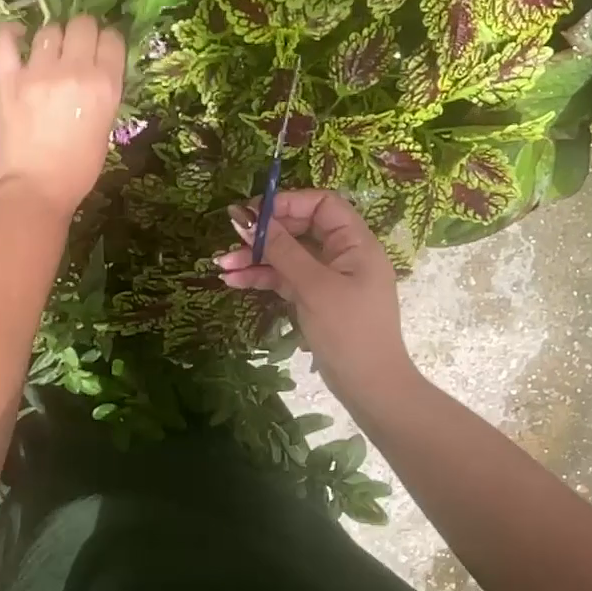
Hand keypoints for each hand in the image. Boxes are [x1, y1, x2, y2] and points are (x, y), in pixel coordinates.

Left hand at [0, 15, 124, 219]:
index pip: (112, 39)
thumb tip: (95, 70)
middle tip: (74, 50)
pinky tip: (17, 35)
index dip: (106, 41)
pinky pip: (4, 40)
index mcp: (105, 85)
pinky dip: (10, 32)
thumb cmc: (77, 169)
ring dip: (52, 37)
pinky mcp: (8, 79)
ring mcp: (38, 72)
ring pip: (49, 30)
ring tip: (48, 52)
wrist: (35, 188)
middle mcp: (73, 70)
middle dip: (81, 33)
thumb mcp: (105, 128)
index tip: (99, 50)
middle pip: (82, 25)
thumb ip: (103, 93)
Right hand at [214, 189, 416, 394]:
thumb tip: (248, 217)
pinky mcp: (314, 297)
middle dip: (263, 232)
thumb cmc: (350, 331)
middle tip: (232, 237)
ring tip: (221, 264)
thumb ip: (281, 249)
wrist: (370, 387)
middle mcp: (343, 254)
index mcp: (356, 243)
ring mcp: (328, 277)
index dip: (288, 202)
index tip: (253, 212)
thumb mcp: (314, 286)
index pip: (322, 204)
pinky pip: (284, 277)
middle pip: (299, 227)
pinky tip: (233, 281)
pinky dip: (260, 277)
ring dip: (254, 257)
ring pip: (287, 254)